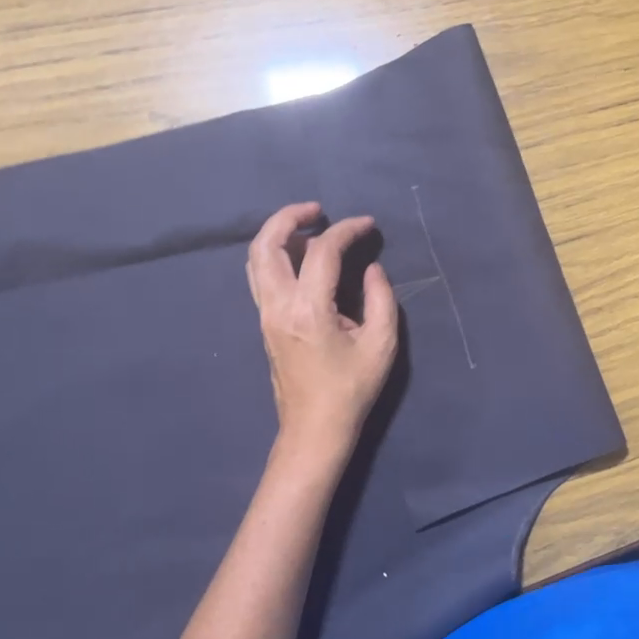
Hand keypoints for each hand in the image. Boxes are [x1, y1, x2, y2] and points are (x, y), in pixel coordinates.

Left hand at [246, 203, 398, 452]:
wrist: (315, 428)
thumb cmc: (352, 389)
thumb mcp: (382, 344)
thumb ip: (380, 299)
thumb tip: (371, 269)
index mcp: (308, 310)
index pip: (322, 252)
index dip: (347, 230)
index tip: (368, 225)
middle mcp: (277, 306)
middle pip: (267, 245)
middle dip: (290, 217)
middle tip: (319, 210)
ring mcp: (265, 315)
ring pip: (256, 260)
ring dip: (278, 235)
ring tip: (309, 229)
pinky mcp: (265, 324)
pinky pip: (262, 276)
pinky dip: (277, 255)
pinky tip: (303, 258)